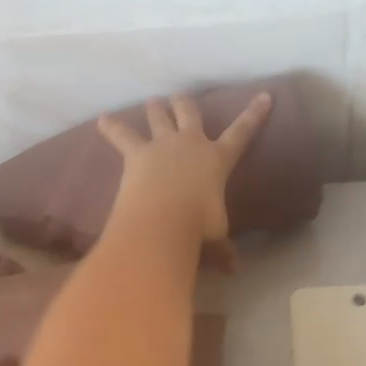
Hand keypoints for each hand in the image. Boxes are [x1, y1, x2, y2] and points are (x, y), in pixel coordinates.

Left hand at [97, 93, 272, 266]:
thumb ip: (223, 249)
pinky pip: (121, 136)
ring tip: (153, 101)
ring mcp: (162, 144)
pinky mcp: (136, 153)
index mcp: (217, 159)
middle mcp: (191, 143)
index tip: (264, 96)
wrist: (164, 218)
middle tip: (180, 96)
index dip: (255, 114)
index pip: (242, 132)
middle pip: (190, 113)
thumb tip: (233, 269)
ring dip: (156, 108)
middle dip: (186, 104)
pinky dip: (110, 127)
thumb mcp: (216, 236)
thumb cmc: (198, 225)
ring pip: (158, 117)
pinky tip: (101, 119)